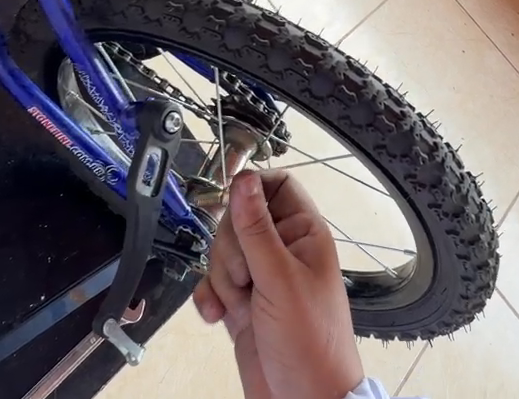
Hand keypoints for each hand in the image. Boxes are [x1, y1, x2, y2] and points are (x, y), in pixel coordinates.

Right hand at [192, 170, 364, 398]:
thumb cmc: (308, 341)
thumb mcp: (280, 279)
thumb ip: (256, 228)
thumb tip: (243, 177)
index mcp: (303, 234)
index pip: (276, 186)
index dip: (252, 189)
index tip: (232, 207)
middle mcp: (281, 250)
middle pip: (239, 219)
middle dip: (231, 248)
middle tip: (247, 277)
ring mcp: (260, 278)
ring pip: (223, 252)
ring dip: (222, 278)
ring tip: (241, 304)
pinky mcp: (242, 304)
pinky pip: (213, 283)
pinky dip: (210, 298)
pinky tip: (218, 316)